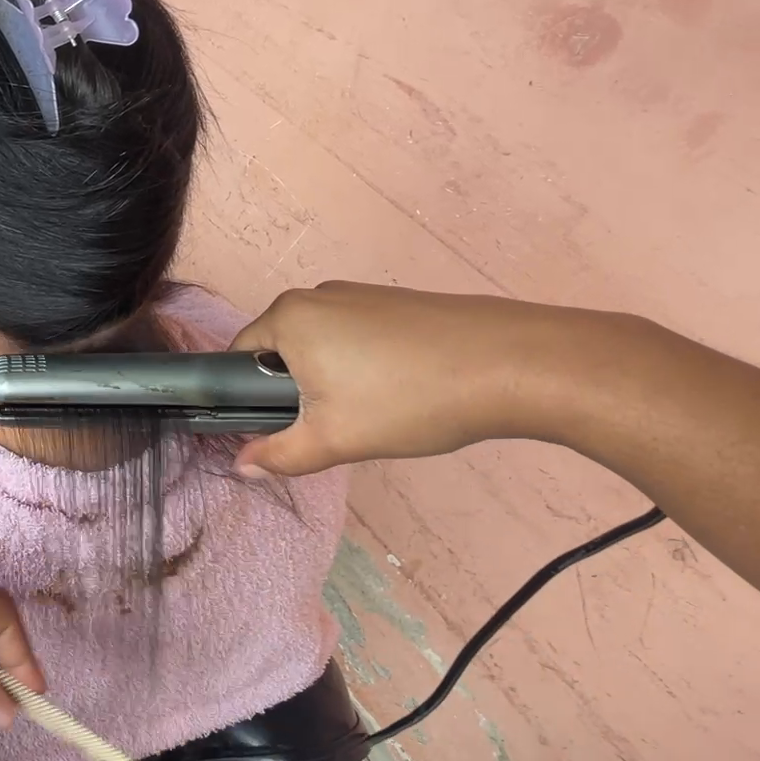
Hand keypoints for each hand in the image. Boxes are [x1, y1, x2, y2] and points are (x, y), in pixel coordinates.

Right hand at [226, 282, 606, 476]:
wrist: (521, 365)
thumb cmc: (409, 398)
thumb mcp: (336, 439)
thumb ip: (281, 455)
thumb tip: (240, 467)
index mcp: (286, 316)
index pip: (239, 356)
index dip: (250, 395)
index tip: (281, 423)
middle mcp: (315, 294)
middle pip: (280, 348)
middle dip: (295, 386)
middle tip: (330, 422)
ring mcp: (358, 293)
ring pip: (320, 342)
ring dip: (330, 374)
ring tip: (373, 407)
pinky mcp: (397, 300)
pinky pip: (356, 333)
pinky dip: (365, 360)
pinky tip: (402, 387)